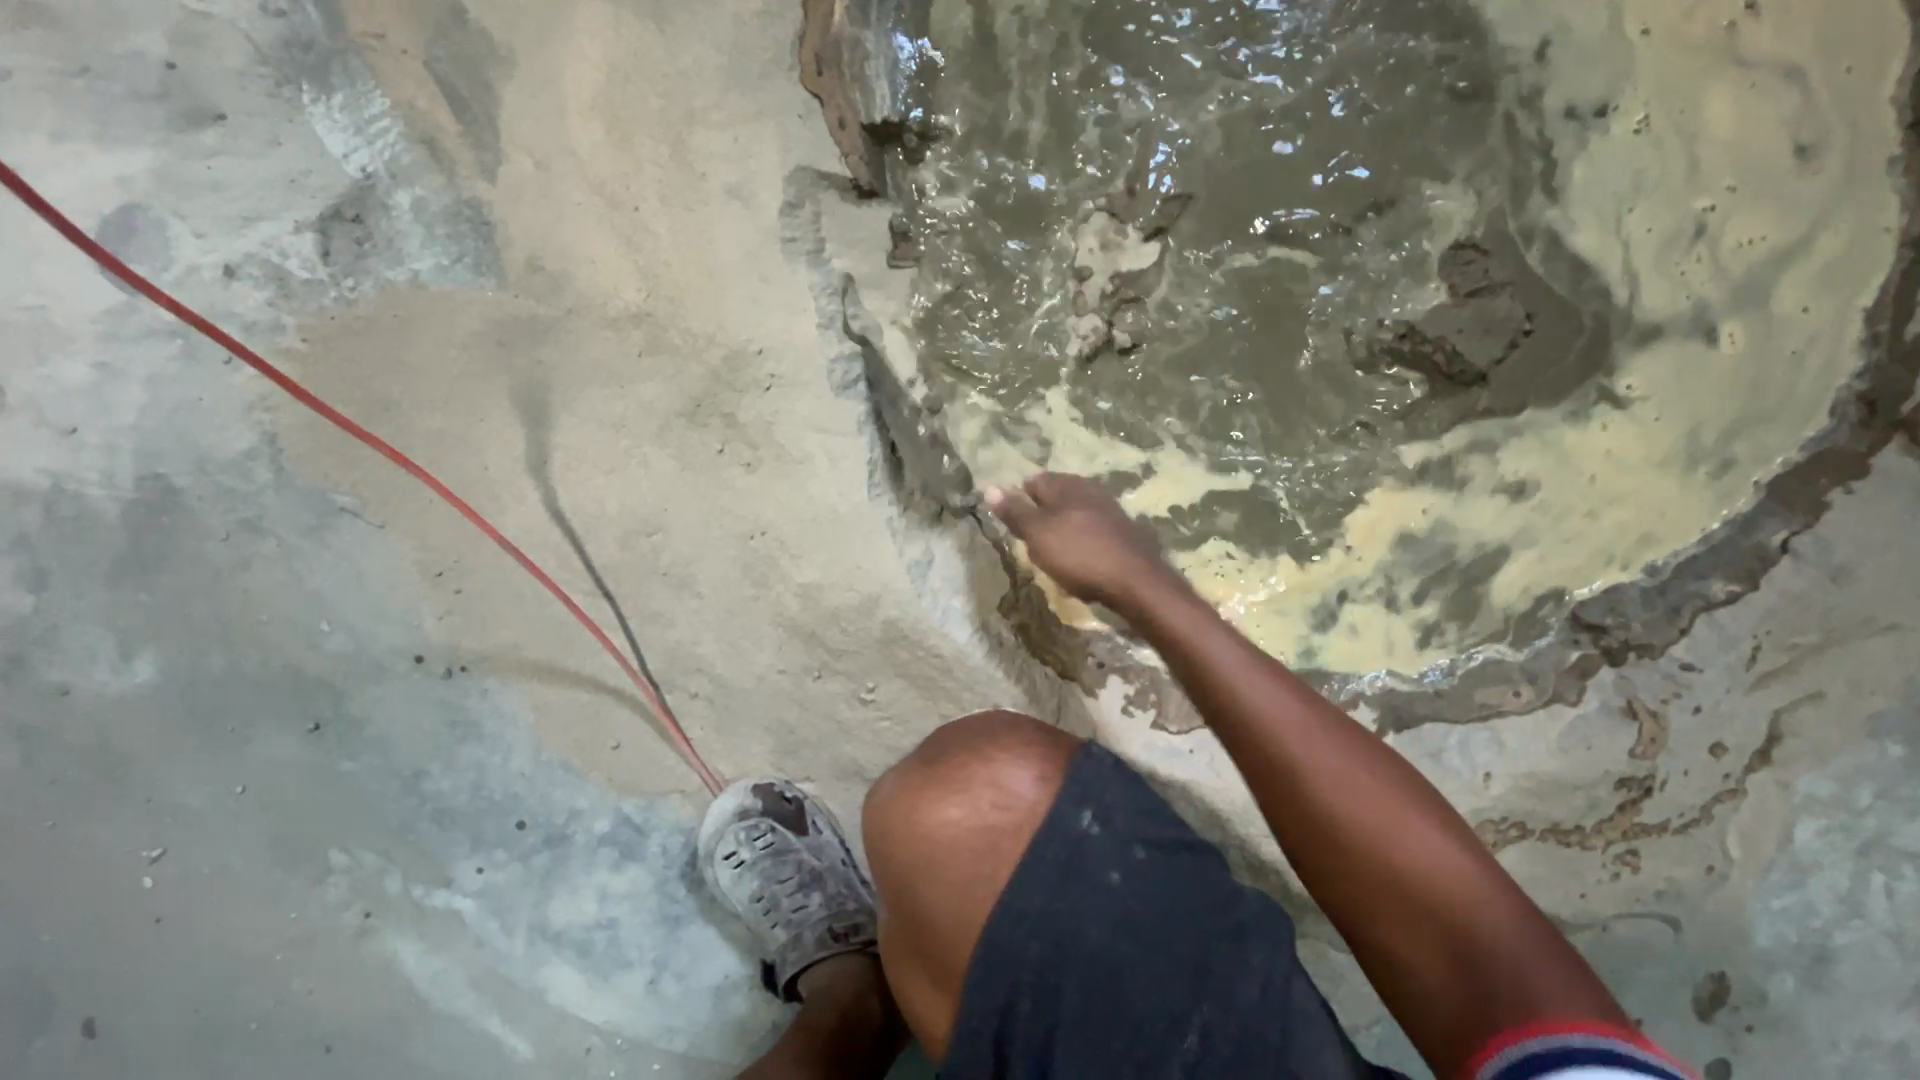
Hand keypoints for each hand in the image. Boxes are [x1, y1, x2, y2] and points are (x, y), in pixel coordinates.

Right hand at [982, 473, 1184, 611]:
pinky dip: (1082, 545)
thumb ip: (1015, 512)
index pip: (1033, 482)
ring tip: (1056, 559)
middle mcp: (1090, 489)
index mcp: (1067, 484)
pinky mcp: (1123, 532)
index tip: (1016, 529)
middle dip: (1042, 519)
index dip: (1020, 503)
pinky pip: (1092, 533)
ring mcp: (1110, 510)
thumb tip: (989, 486)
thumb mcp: (1038, 534)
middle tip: (1034, 547)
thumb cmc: (1079, 555)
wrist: (1137, 582)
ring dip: (1062, 534)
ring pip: (1074, 516)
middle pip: (1055, 499)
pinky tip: (1082, 565)